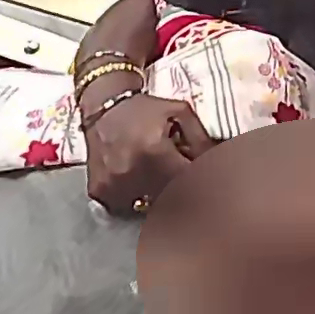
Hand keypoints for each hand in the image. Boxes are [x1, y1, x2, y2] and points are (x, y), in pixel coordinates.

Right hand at [83, 93, 214, 213]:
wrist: (105, 107)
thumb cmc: (146, 109)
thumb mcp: (180, 113)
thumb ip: (200, 138)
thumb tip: (216, 161)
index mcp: (154, 152)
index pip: (186, 179)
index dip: (200, 179)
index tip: (207, 175)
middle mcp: (131, 173)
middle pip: (168, 197)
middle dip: (183, 189)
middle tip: (189, 179)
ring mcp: (112, 186)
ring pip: (147, 205)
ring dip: (161, 197)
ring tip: (165, 178)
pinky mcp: (99, 193)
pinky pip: (126, 206)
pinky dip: (138, 199)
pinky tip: (145, 183)